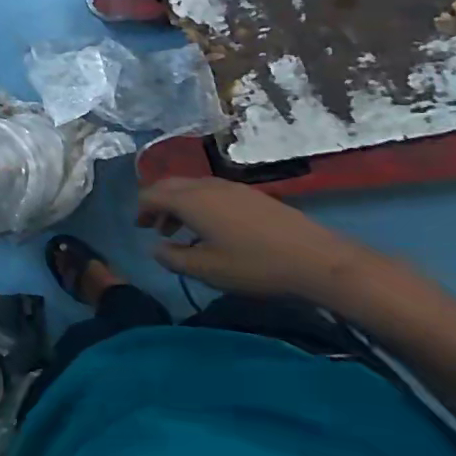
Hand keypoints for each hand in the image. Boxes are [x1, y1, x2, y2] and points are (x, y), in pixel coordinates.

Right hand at [137, 178, 370, 303]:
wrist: (315, 258)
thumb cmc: (255, 265)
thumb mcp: (208, 270)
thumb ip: (174, 258)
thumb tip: (155, 248)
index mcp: (191, 200)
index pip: (152, 194)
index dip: (141, 209)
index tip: (140, 228)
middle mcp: (206, 185)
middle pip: (170, 185)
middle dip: (157, 203)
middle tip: (154, 227)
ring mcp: (230, 187)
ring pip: (191, 187)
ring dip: (178, 204)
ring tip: (180, 231)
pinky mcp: (249, 194)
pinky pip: (210, 191)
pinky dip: (198, 204)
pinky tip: (210, 229)